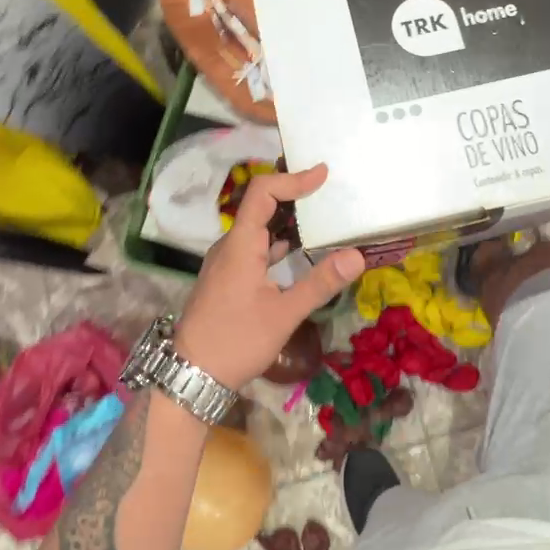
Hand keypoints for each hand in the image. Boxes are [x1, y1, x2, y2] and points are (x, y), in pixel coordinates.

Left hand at [174, 164, 365, 390]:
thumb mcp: (284, 315)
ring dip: (287, 220)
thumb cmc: (236, 341)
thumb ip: (320, 284)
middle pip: (261, 205)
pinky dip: (279, 242)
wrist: (191, 375)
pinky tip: (301, 253)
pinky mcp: (228, 278)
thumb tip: (357, 256)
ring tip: (322, 216)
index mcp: (240, 245)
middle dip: (294, 194)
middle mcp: (230, 245)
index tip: (322, 174)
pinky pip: (256, 247)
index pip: (263, 193)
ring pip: (259, 228)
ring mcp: (227, 262)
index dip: (292, 179)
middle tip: (329, 191)